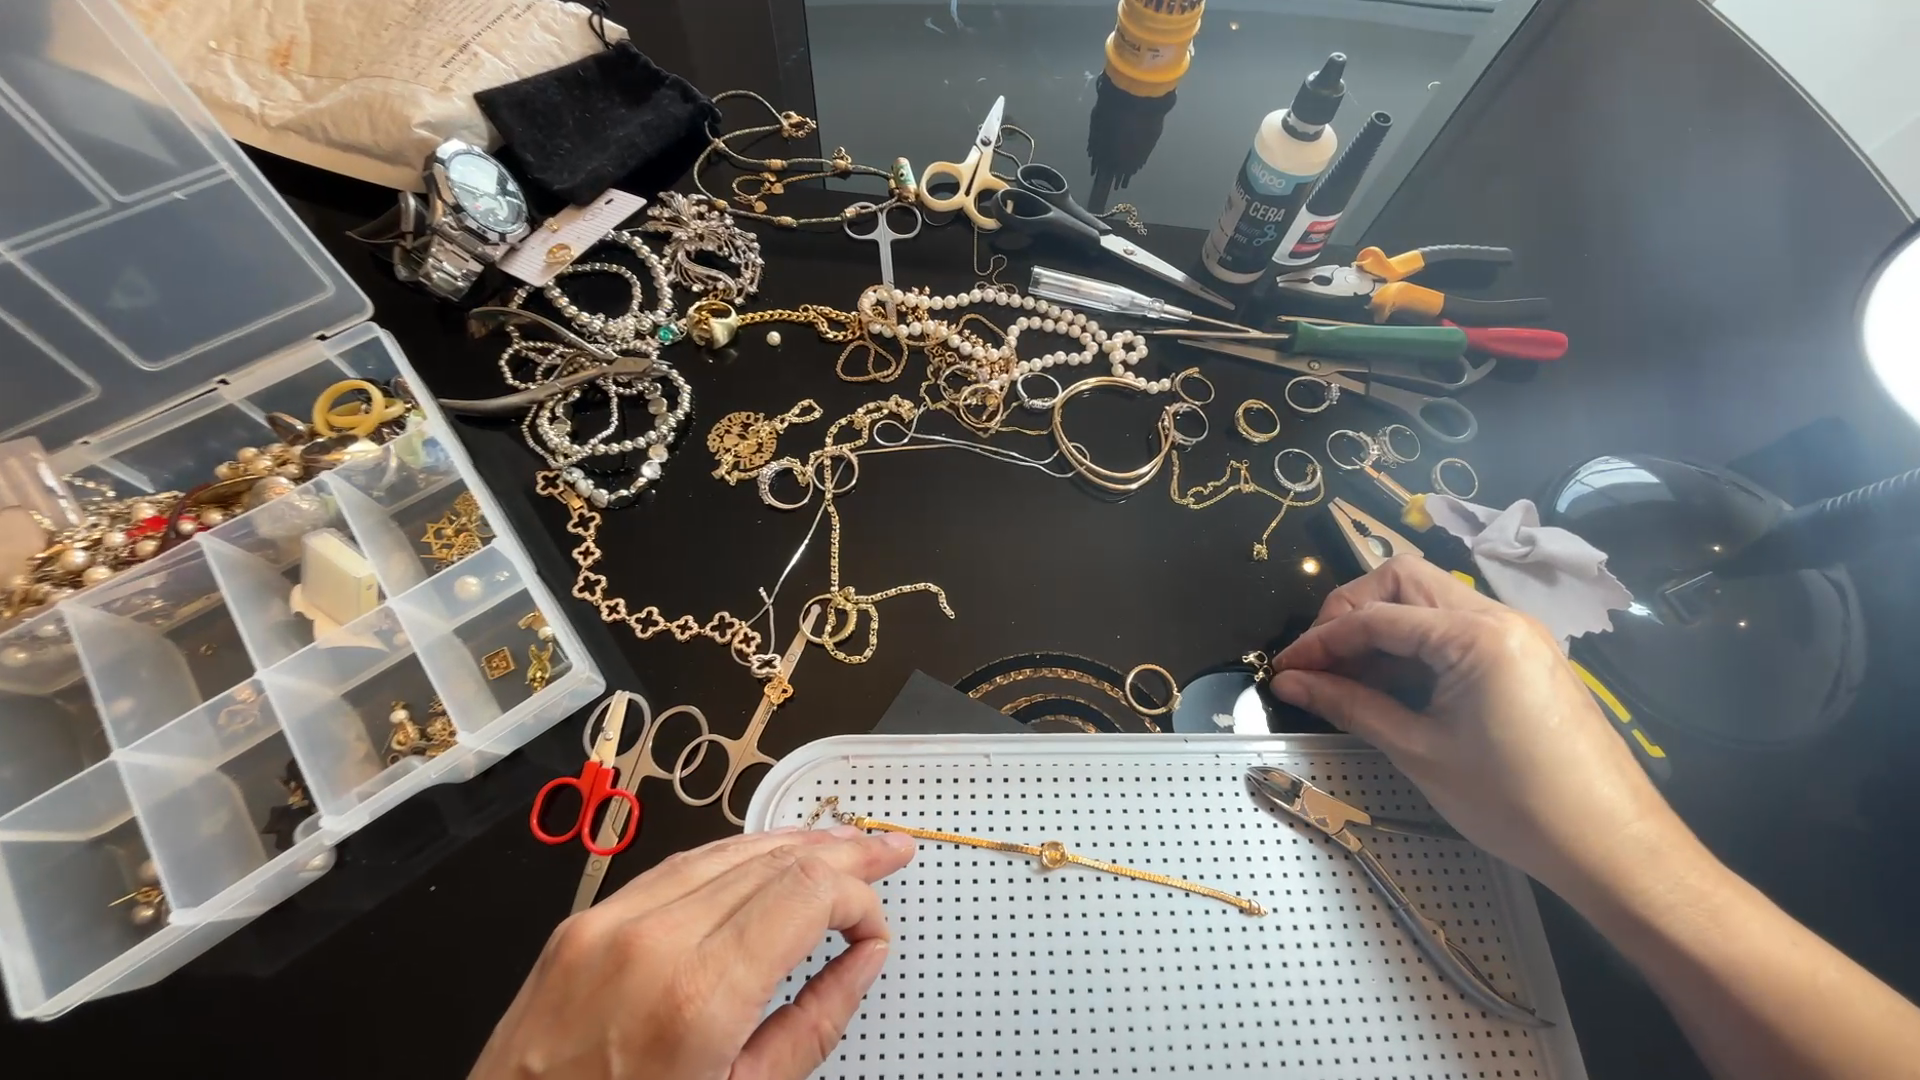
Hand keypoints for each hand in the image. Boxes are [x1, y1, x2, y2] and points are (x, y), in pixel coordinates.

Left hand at [470, 826, 917, 1079]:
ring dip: (795, 843)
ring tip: (842, 847)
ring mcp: (609, 920)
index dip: (859, 898)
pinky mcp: (585, 920)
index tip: (875, 932)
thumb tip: (864, 956)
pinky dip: (740, 855)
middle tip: (887, 851)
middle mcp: (651, 939)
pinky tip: (771, 856)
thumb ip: (814, 1025)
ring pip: (731, 847)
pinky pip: (682, 864)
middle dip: (843, 853)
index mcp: (695, 998)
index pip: (808, 893)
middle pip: (776, 859)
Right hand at [1271, 555, 1681, 892]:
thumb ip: (1347, 704)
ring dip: (1379, 626)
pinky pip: (1452, 627)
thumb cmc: (1514, 803)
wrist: (1616, 850)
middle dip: (1349, 611)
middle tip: (1320, 659)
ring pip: (1427, 599)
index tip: (1284, 669)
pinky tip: (1390, 683)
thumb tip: (1288, 683)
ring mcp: (1516, 634)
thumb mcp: (1417, 751)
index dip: (1319, 641)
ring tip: (1347, 676)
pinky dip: (1411, 643)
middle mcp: (1499, 617)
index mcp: (1476, 636)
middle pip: (1401, 580)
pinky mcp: (1523, 655)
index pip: (1374, 618)